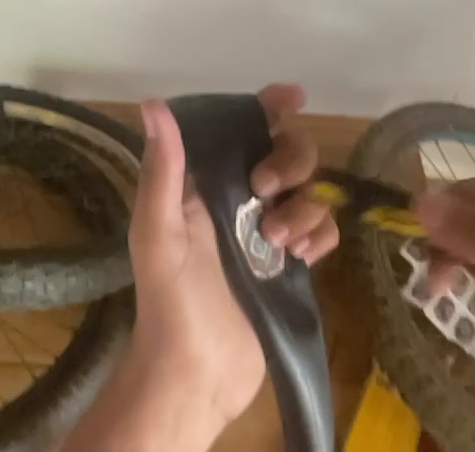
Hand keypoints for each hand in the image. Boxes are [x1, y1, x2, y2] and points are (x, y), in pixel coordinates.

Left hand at [128, 84, 339, 419]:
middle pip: (288, 152)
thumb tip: (152, 104)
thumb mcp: (157, 232)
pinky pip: (323, 231)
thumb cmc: (169, 301)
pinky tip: (303, 260)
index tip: (293, 98)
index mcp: (205, 183)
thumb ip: (162, 169)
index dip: (267, 107)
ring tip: (279, 246)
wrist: (195, 376)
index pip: (240, 129)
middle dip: (288, 163)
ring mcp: (268, 231)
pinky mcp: (291, 264)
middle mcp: (239, 199)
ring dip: (303, 208)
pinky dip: (320, 237)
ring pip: (310, 190)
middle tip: (265, 192)